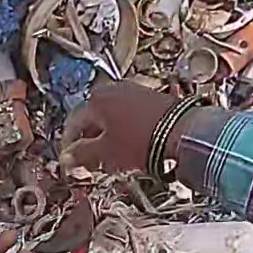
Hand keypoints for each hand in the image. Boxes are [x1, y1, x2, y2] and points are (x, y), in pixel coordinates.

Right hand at [58, 81, 175, 173]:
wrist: (184, 133)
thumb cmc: (142, 140)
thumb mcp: (105, 153)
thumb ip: (82, 155)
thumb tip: (68, 158)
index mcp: (97, 100)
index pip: (73, 123)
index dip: (69, 145)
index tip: (70, 160)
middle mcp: (114, 90)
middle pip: (93, 119)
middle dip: (89, 141)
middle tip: (89, 162)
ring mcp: (135, 92)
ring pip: (112, 118)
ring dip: (108, 138)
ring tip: (111, 158)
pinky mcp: (153, 100)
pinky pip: (130, 117)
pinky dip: (125, 132)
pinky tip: (130, 148)